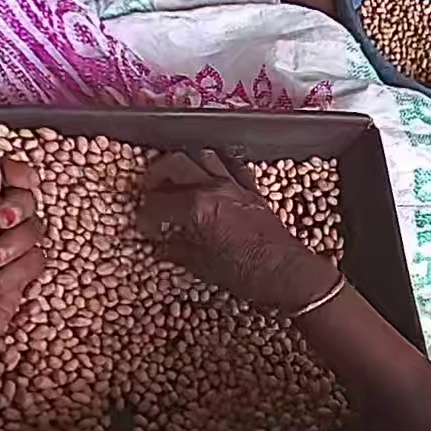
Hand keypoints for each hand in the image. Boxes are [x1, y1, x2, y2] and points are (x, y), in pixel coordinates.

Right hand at [136, 149, 337, 310]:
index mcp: (197, 207)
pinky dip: (218, 166)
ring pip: (203, 155)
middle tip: (150, 191)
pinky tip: (213, 177)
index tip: (143, 225)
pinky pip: (233, 167)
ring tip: (178, 178)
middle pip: (175, 164)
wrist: (287, 273)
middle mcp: (214, 188)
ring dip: (186, 162)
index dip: (145, 214)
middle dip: (156, 176)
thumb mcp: (205, 267)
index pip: (158, 203)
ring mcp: (236, 186)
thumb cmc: (247, 275)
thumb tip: (161, 247)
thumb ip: (179, 251)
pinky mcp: (253, 191)